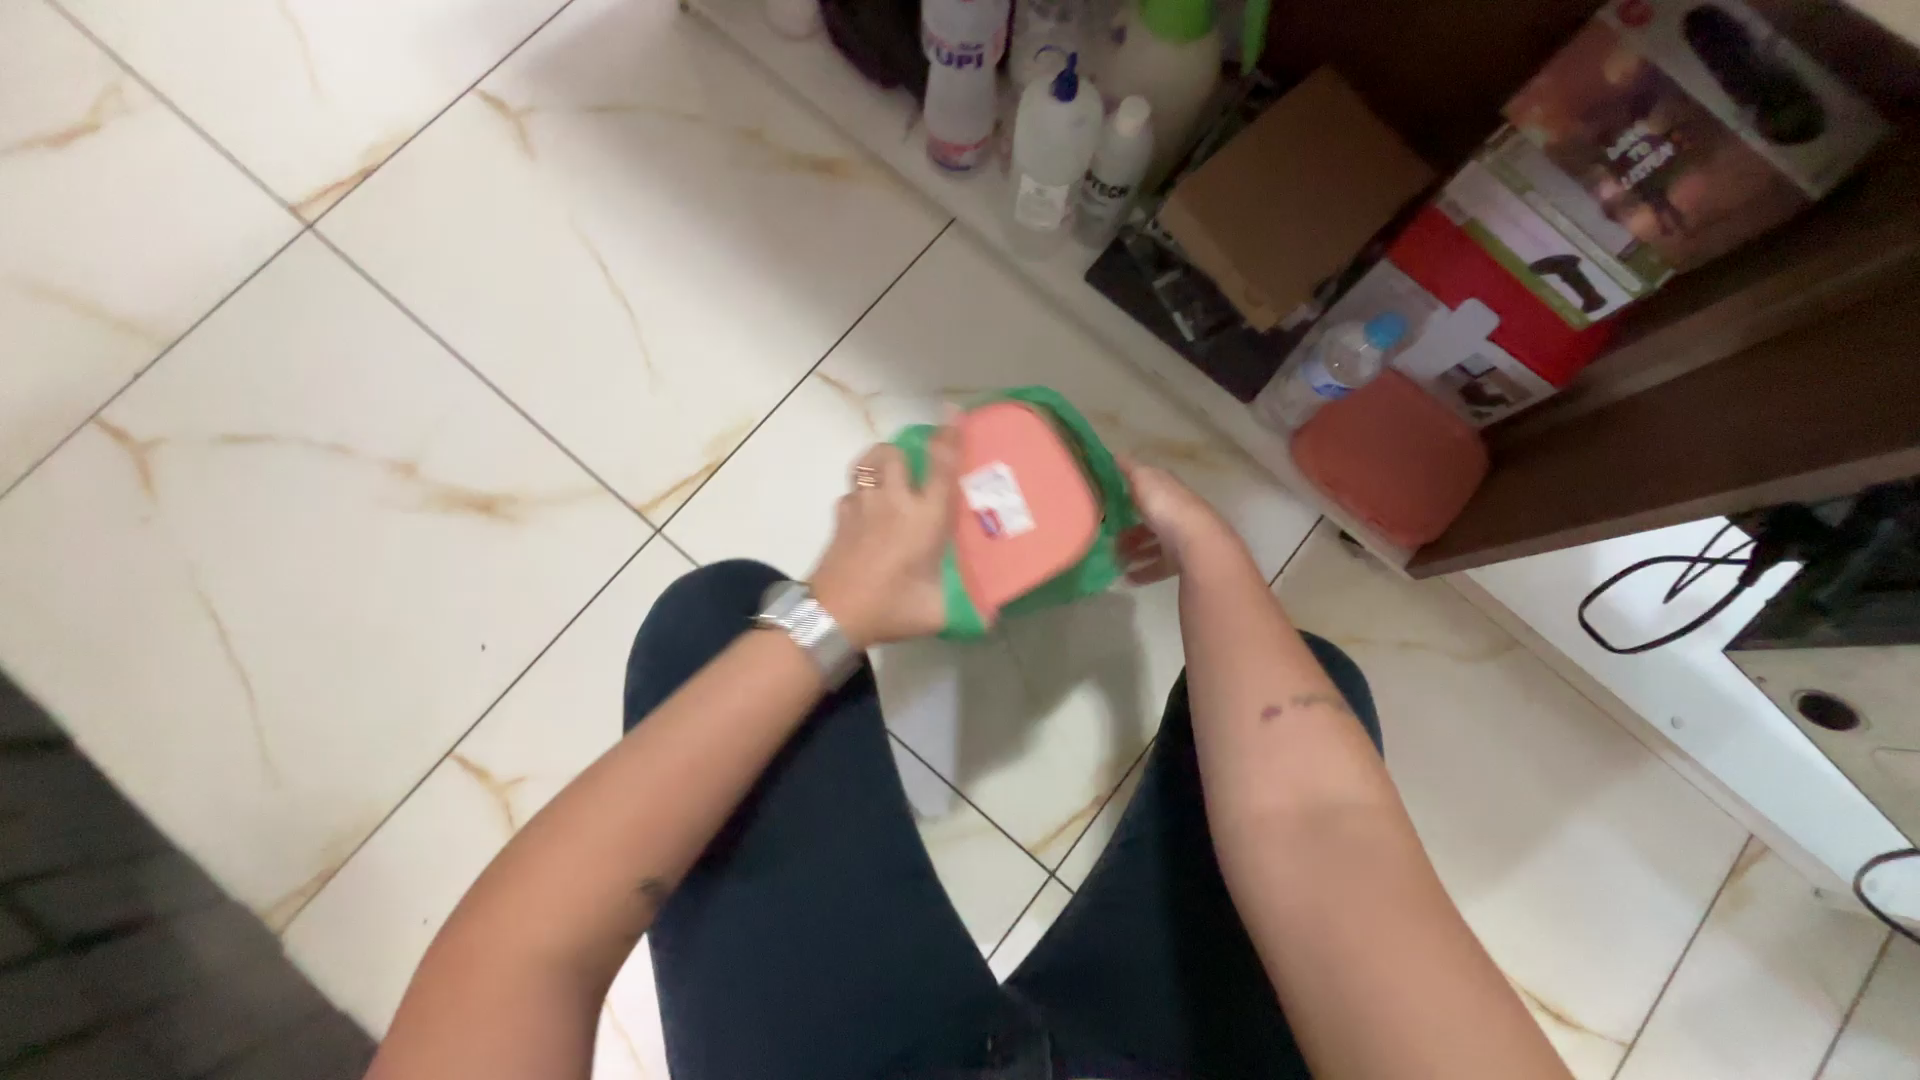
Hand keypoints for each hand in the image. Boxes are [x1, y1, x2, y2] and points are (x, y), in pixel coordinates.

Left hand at [809, 428, 959, 647]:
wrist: (832, 615)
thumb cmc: (891, 608)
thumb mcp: (937, 612)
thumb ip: (966, 608)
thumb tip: (991, 617)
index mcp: (925, 518)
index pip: (941, 465)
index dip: (949, 434)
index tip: (953, 411)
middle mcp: (893, 503)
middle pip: (893, 452)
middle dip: (905, 452)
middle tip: (915, 469)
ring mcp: (861, 507)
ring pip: (866, 465)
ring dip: (878, 464)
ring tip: (888, 479)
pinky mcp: (839, 519)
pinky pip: (849, 493)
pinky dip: (859, 496)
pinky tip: (866, 515)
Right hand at [1117, 456, 1242, 583]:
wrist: (1198, 544)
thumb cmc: (1167, 507)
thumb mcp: (1144, 479)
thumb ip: (1129, 469)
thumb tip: (1117, 454)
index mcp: (1169, 490)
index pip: (1148, 487)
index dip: (1130, 492)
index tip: (1109, 501)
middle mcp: (1176, 512)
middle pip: (1149, 519)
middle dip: (1128, 528)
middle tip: (1107, 536)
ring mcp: (1180, 538)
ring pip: (1152, 544)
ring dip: (1133, 551)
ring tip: (1114, 559)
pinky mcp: (1181, 561)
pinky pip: (1157, 567)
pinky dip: (1142, 572)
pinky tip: (1126, 578)